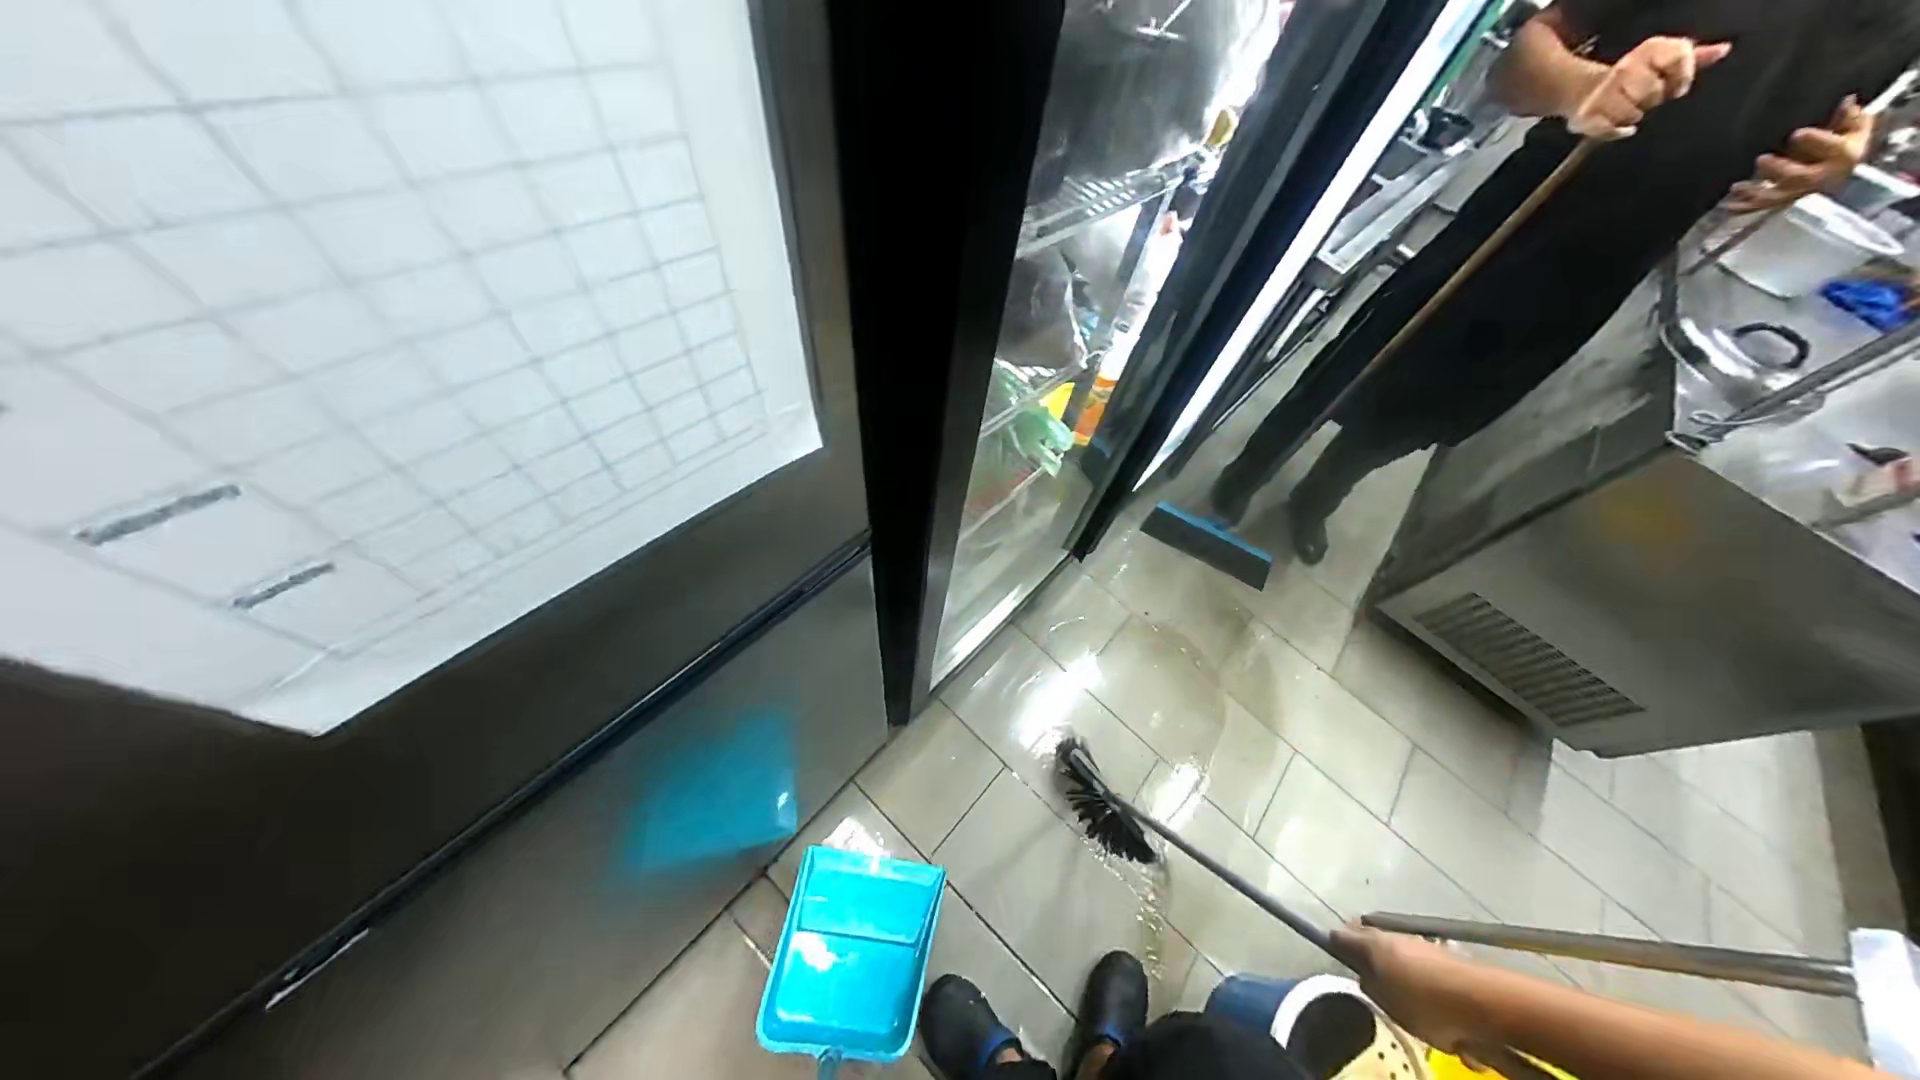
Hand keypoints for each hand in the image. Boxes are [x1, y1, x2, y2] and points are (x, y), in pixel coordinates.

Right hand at [1331, 925, 1492, 1054]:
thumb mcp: (1387, 1004)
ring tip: (1419, 1013)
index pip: (1340, 935)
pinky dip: (1431, 990)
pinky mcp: (1447, 959)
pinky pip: (1428, 972)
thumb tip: (1366, 977)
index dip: (1336, 947)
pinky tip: (1446, 1020)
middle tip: (1377, 989)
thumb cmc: (1426, 1004)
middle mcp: (1392, 936)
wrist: (1486, 1003)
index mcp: (1370, 943)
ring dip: (1404, 978)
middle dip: (1370, 960)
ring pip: (1401, 958)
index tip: (1340, 963)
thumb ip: (1370, 987)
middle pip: (1371, 943)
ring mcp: (1422, 945)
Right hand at [1567, 36, 1731, 139]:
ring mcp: (1602, 92)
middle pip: (1651, 91)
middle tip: (1646, 100)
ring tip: (1630, 111)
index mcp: (1650, 50)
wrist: (1588, 91)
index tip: (1678, 88)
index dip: (1681, 77)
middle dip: (1652, 100)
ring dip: (1634, 116)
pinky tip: (1620, 127)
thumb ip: (1695, 58)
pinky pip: (1609, 129)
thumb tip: (1723, 50)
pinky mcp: (1585, 115)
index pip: (1676, 59)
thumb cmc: (1636, 78)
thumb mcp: (1667, 61)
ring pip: (1630, 113)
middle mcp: (1624, 68)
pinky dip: (1617, 132)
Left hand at [1726, 96, 1872, 211]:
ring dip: (1753, 192)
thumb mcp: (1852, 129)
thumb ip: (1848, 117)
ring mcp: (1798, 191)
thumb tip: (1848, 100)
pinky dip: (1742, 207)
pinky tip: (1726, 205)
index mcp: (1843, 156)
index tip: (1797, 133)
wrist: (1841, 171)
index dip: (1815, 140)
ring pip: (1775, 196)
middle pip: (1798, 175)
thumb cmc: (1844, 144)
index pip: (1833, 147)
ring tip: (1735, 186)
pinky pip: (1760, 206)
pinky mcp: (1781, 200)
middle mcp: (1820, 177)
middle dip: (1778, 168)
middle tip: (1760, 159)